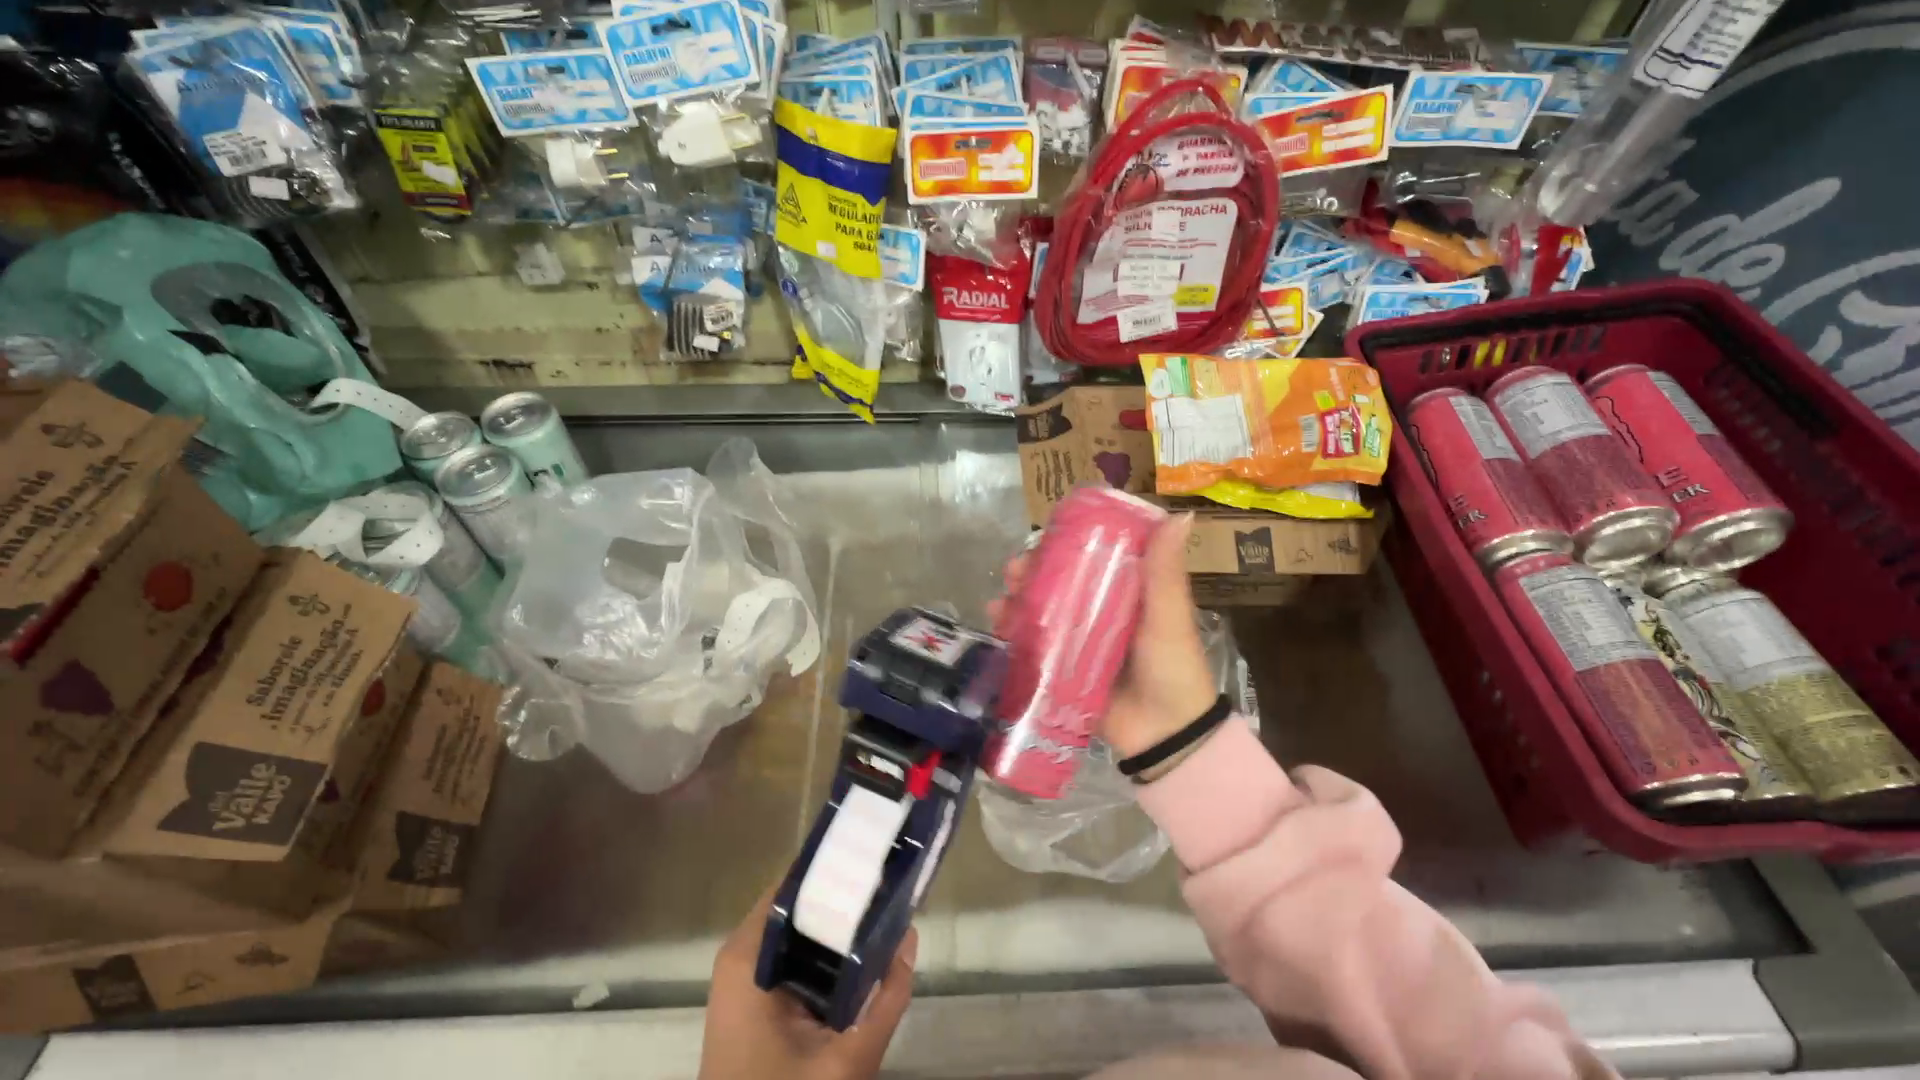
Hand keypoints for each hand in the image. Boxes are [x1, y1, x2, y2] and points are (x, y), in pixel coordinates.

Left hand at [699, 888, 917, 1079]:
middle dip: (844, 899)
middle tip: (893, 889)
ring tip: (886, 913)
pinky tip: (862, 958)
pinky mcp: (752, 1002)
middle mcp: (742, 957)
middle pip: (797, 907)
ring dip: (836, 929)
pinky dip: (824, 957)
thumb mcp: (848, 1057)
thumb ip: (886, 998)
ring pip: (797, 935)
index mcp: (750, 957)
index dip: (837, 873)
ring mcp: (744, 980)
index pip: (793, 888)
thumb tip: (909, 936)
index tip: (879, 862)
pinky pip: (792, 962)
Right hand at [992, 512, 1217, 758]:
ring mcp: (1077, 643)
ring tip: (1000, 601)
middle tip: (1013, 571)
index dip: (1064, 544)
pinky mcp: (1061, 672)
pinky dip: (1012, 635)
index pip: (1090, 558)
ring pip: (1039, 613)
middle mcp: (1098, 612)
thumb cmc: (1173, 667)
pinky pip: (1033, 649)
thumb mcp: (1169, 615)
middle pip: (1056, 583)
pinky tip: (996, 626)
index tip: (1043, 535)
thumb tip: (1180, 512)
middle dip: (1030, 573)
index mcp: (1127, 593)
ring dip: (1015, 601)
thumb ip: (1166, 571)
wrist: (1167, 736)